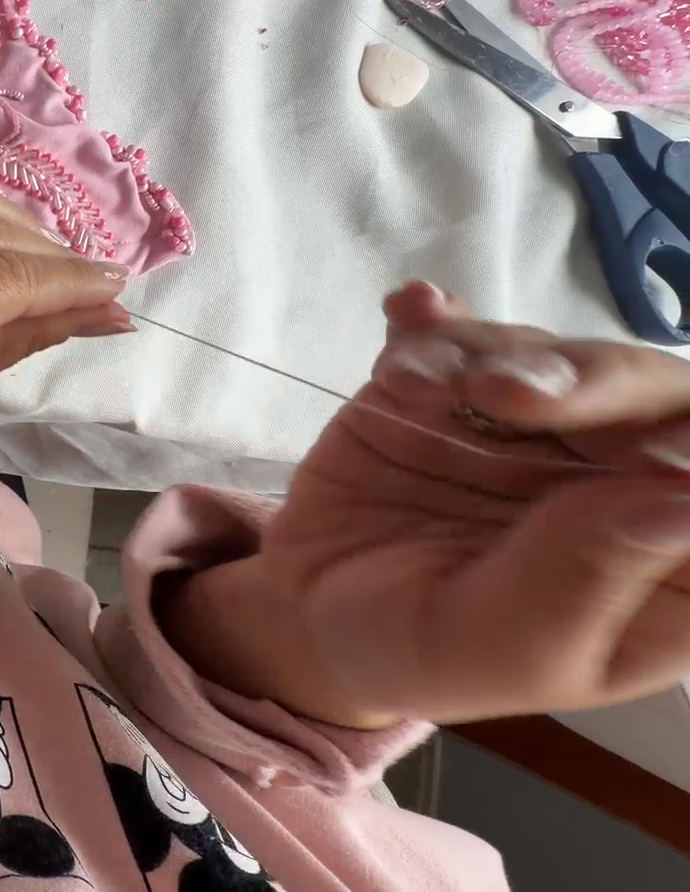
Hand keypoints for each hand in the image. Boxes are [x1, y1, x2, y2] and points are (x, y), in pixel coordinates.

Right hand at [164, 282, 689, 727]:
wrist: (307, 610)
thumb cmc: (419, 651)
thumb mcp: (500, 645)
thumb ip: (579, 579)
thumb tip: (683, 497)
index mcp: (671, 555)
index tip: (657, 451)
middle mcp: (612, 475)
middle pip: (648, 396)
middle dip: (587, 380)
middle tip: (504, 395)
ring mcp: (517, 430)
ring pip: (540, 356)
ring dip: (482, 354)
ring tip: (409, 381)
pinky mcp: (432, 399)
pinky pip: (446, 344)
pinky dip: (430, 324)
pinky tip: (411, 308)